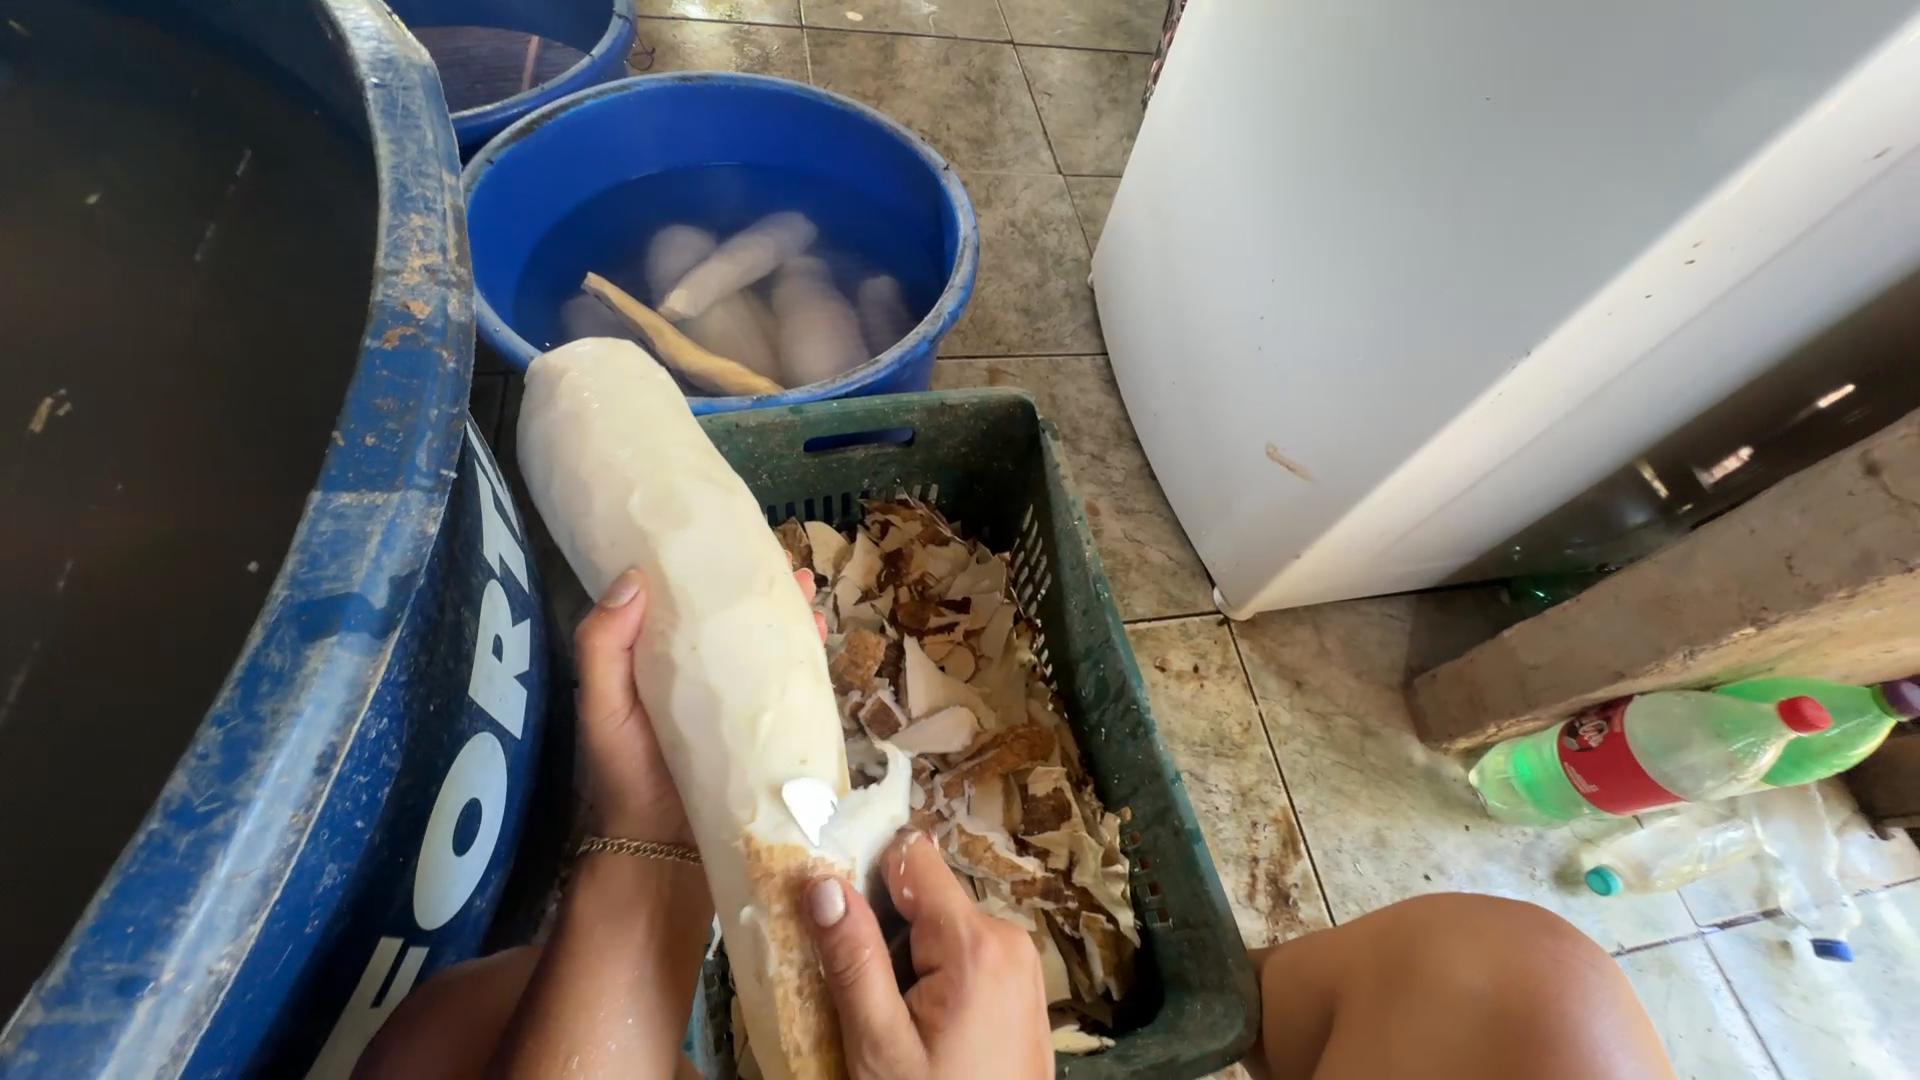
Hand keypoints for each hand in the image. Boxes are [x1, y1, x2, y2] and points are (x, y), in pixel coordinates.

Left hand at [574, 567, 824, 844]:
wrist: (662, 847)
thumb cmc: (626, 771)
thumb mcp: (602, 704)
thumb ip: (603, 646)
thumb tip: (634, 577)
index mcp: (663, 661)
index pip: (690, 605)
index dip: (712, 571)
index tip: (734, 544)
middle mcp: (706, 674)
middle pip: (741, 621)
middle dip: (767, 592)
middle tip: (791, 569)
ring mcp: (741, 701)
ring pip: (772, 647)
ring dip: (793, 620)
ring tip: (811, 598)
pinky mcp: (767, 726)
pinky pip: (791, 684)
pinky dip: (808, 661)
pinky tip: (821, 642)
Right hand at [803, 830, 1053, 1079]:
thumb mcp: (880, 1046)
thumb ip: (853, 958)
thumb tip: (821, 881)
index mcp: (975, 941)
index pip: (914, 857)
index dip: (871, 875)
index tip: (840, 910)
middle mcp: (1007, 936)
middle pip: (927, 896)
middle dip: (891, 932)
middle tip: (872, 993)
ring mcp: (1020, 962)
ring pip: (943, 927)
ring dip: (912, 959)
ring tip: (900, 1020)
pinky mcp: (1022, 985)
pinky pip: (968, 954)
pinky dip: (939, 976)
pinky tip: (929, 1028)